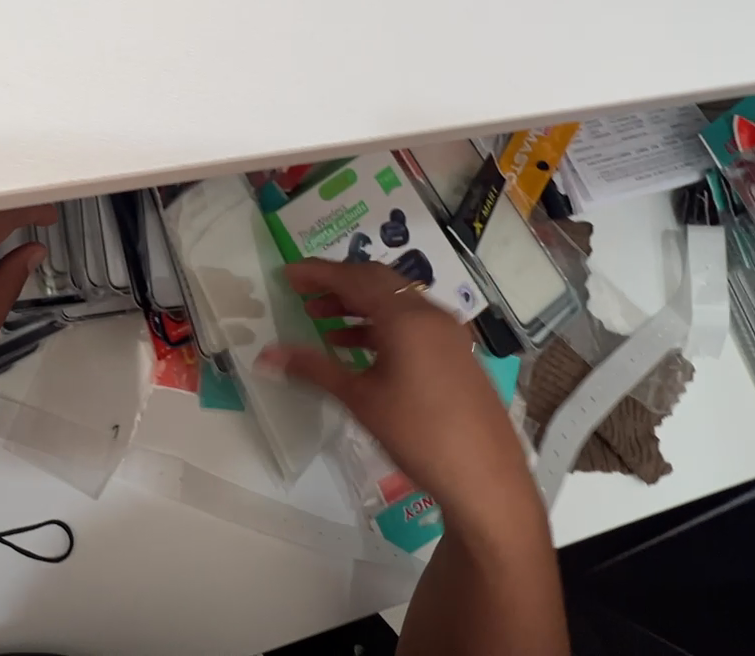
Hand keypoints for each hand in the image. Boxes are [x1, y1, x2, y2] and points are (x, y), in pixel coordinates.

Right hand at [261, 259, 533, 526]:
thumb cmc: (419, 435)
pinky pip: (410, 320)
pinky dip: (379, 323)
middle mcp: (429, 314)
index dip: (317, 274)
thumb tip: (265, 355)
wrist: (489, 481)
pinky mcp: (455, 352)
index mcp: (405, 317)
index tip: (288, 275)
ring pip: (394, 301)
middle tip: (303, 293)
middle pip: (376, 281)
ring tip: (321, 320)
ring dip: (357, 304)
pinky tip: (356, 347)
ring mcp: (448, 332)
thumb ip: (312, 369)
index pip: (353, 278)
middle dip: (337, 283)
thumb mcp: (359, 400)